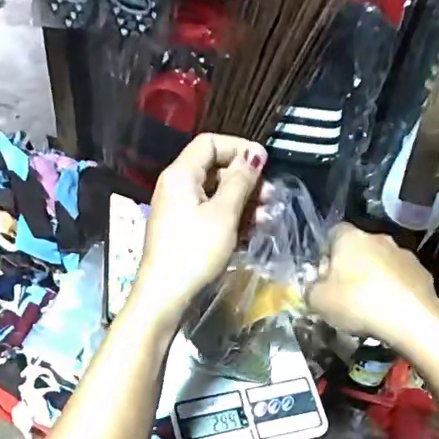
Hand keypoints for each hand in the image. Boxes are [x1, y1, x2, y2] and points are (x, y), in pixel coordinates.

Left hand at [130, 133, 266, 322]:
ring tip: (268, 216)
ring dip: (244, 201)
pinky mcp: (185, 230)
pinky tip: (253, 229)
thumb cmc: (195, 252)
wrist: (166, 294)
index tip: (265, 163)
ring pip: (216, 194)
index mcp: (181, 174)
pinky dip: (232, 217)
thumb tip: (255, 154)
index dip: (239, 147)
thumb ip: (240, 182)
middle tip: (272, 196)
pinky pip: (211, 213)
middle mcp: (177, 186)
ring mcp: (180, 209)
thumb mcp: (223, 215)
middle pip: (215, 169)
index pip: (210, 143)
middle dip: (246, 180)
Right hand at [307, 223, 438, 346]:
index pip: (334, 234)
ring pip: (382, 263)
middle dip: (352, 268)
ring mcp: (404, 253)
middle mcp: (379, 238)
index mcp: (350, 238)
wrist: (410, 318)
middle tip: (346, 295)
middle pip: (359, 249)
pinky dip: (395, 290)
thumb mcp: (319, 301)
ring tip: (371, 307)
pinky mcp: (422, 272)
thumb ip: (312, 290)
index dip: (327, 254)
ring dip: (375, 279)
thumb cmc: (357, 303)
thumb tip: (316, 288)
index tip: (325, 277)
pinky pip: (401, 279)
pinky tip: (391, 311)